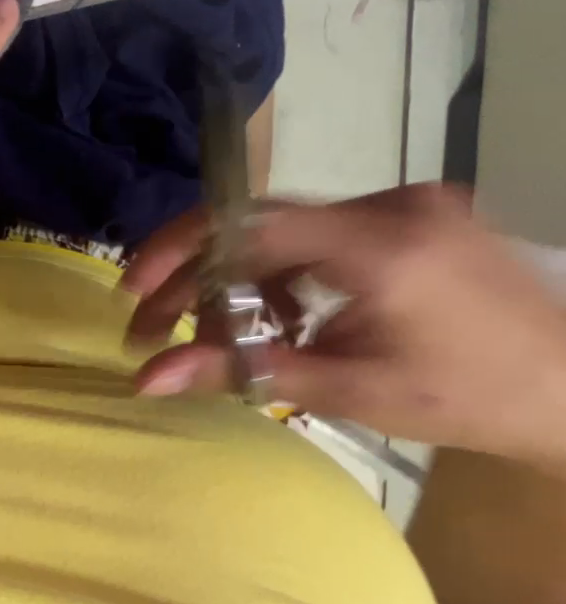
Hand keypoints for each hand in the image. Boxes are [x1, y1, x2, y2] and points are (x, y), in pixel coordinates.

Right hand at [122, 183, 565, 463]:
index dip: (175, 253)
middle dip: (193, 277)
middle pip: (255, 227)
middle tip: (154, 328)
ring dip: (234, 281)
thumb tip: (143, 379)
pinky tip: (279, 318)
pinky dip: (278, 276)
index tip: (132, 294)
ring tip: (218, 334)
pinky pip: (315, 237)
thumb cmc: (471, 397)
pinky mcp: (414, 220)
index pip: (246, 223)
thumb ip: (238, 370)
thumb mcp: (345, 388)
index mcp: (382, 243)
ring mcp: (408, 208)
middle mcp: (394, 206)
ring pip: (279, 233)